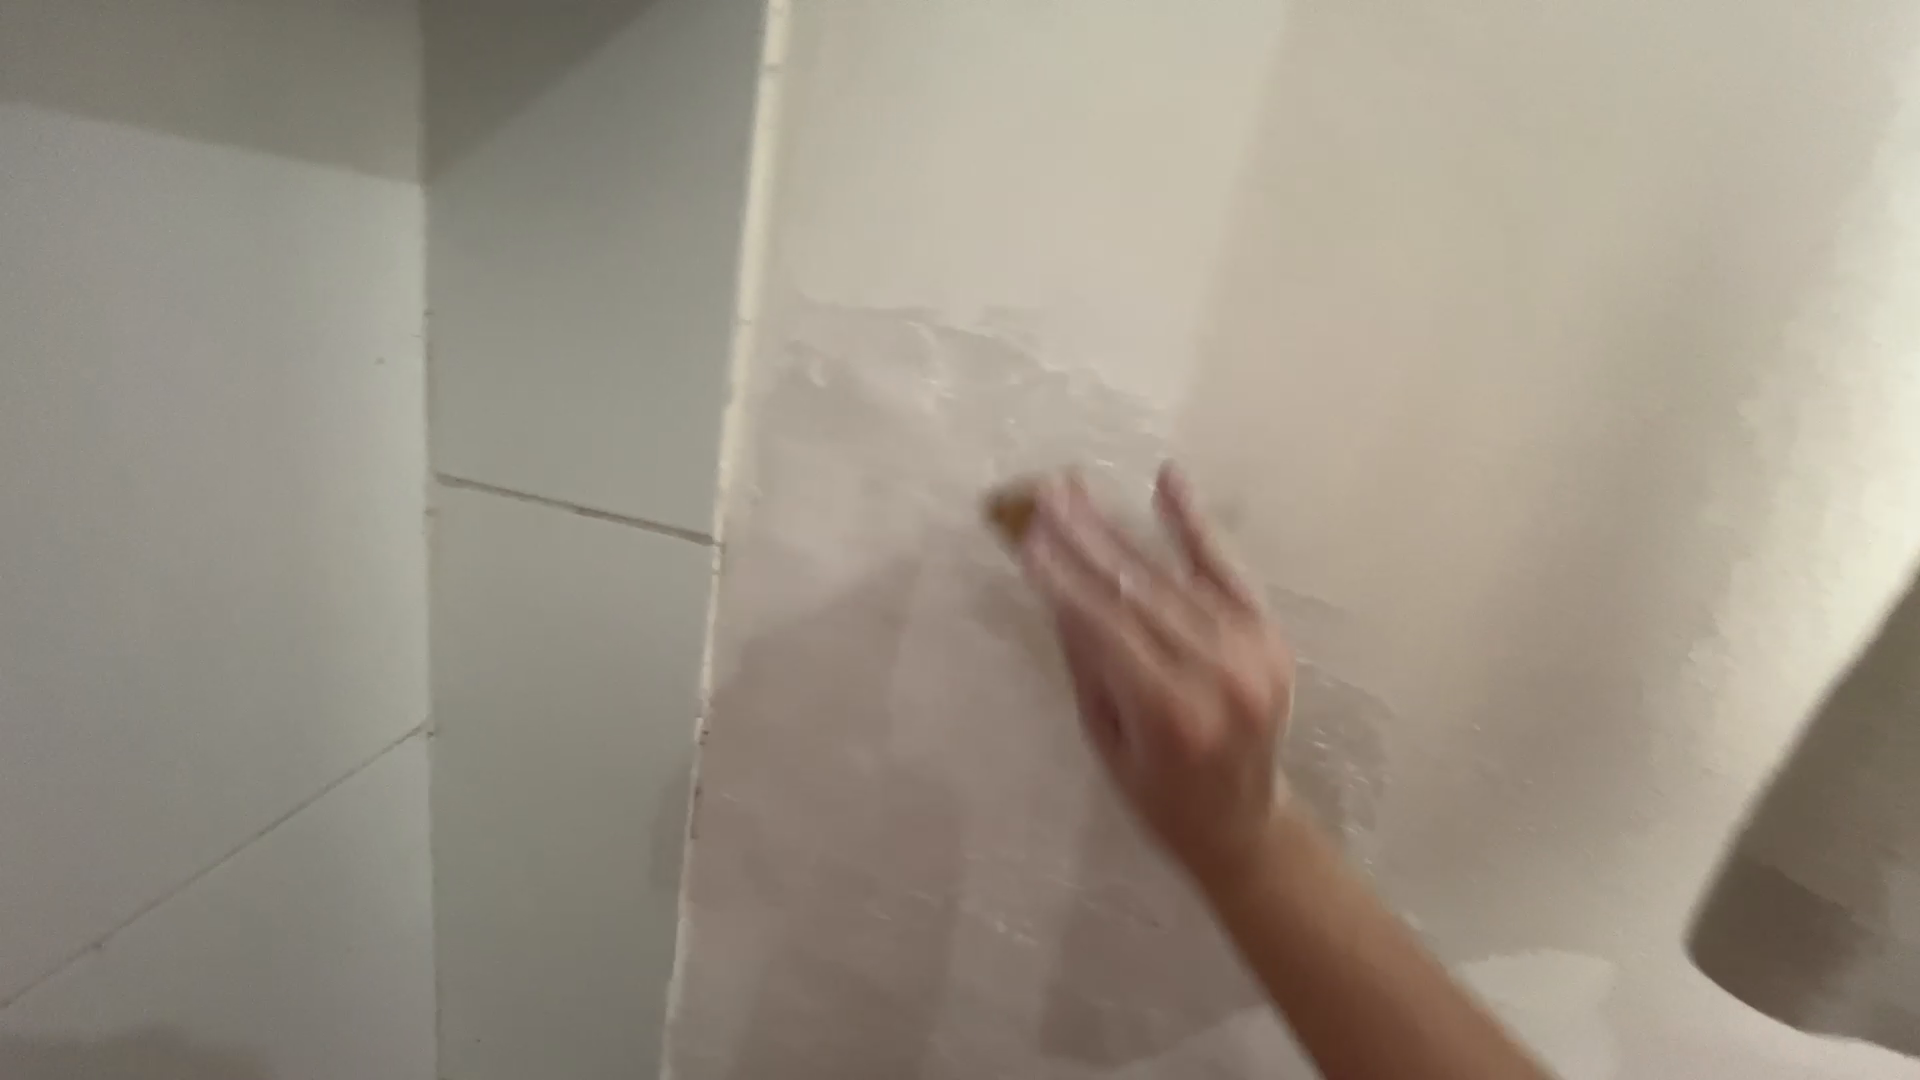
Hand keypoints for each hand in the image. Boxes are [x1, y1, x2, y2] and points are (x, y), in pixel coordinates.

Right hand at [1019, 463, 1295, 893]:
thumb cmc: (1156, 794)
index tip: (1026, 535)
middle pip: (1136, 589)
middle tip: (1045, 494)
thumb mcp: (1103, 735)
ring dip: (1119, 527)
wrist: (1241, 821)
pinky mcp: (1269, 632)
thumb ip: (1087, 658)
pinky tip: (1167, 481)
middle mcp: (1217, 671)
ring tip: (1077, 490)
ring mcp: (1252, 647)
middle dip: (1083, 537)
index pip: (1103, 623)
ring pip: (1172, 574)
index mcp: (1170, 710)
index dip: (1062, 576)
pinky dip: (1195, 525)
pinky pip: (1227, 569)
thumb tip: (1057, 586)